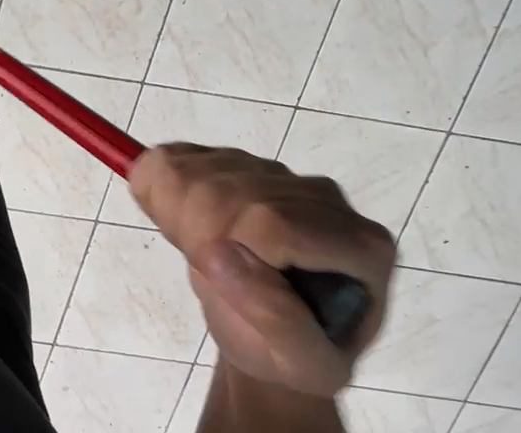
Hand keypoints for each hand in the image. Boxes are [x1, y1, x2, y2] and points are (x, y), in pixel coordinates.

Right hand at [129, 144, 394, 396]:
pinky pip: (177, 155)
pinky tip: (184, 221)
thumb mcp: (299, 363)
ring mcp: (279, 173)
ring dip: (177, 210)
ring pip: (202, 168)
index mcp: (359, 244)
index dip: (225, 243)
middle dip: (196, 229)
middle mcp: (326, 197)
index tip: (213, 273)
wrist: (264, 336)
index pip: (271, 219)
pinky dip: (161, 188)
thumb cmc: (287, 356)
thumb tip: (218, 252)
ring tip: (198, 250)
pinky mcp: (238, 160)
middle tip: (203, 268)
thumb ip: (274, 315)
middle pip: (233, 188)